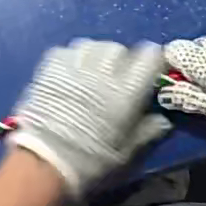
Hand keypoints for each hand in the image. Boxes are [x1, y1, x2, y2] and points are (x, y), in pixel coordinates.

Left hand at [9, 40, 171, 195]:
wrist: (43, 160)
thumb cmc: (89, 160)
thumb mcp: (127, 151)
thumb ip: (147, 131)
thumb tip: (162, 119)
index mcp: (126, 92)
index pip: (149, 56)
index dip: (151, 61)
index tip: (149, 71)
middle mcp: (102, 74)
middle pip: (118, 48)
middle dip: (121, 59)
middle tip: (117, 76)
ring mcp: (73, 69)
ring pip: (91, 45)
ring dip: (95, 55)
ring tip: (92, 72)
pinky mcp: (49, 71)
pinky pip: (63, 51)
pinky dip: (70, 58)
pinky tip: (69, 73)